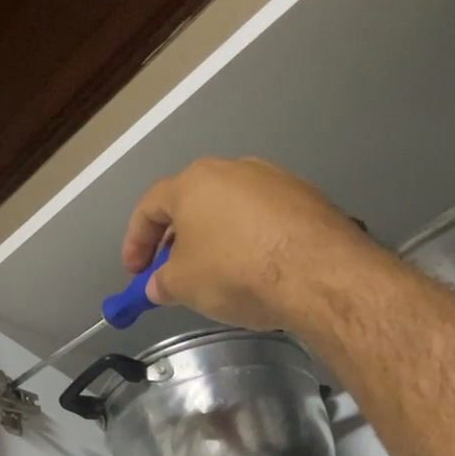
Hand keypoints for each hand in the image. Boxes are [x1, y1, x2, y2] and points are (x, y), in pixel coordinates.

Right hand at [122, 157, 383, 332]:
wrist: (319, 273)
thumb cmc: (235, 271)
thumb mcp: (183, 286)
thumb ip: (162, 283)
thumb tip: (159, 285)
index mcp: (193, 182)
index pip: (149, 207)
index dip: (135, 242)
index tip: (135, 273)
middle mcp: (233, 170)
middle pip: (192, 203)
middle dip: (176, 239)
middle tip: (172, 272)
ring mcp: (275, 180)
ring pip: (230, 209)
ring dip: (215, 238)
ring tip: (216, 272)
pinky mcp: (308, 198)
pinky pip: (264, 219)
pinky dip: (251, 240)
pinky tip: (255, 269)